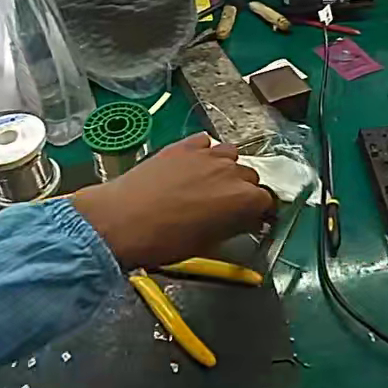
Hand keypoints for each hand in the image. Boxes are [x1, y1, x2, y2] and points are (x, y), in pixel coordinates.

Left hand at [72, 134, 274, 268]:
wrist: (121, 220)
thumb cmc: (163, 241)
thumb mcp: (206, 244)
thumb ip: (232, 228)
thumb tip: (241, 222)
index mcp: (242, 199)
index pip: (266, 200)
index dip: (259, 211)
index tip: (251, 219)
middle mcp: (231, 171)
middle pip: (250, 176)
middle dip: (243, 190)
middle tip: (226, 205)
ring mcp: (207, 154)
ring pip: (231, 155)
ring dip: (226, 168)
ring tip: (209, 183)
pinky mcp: (184, 145)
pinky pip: (205, 143)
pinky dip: (204, 153)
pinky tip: (192, 166)